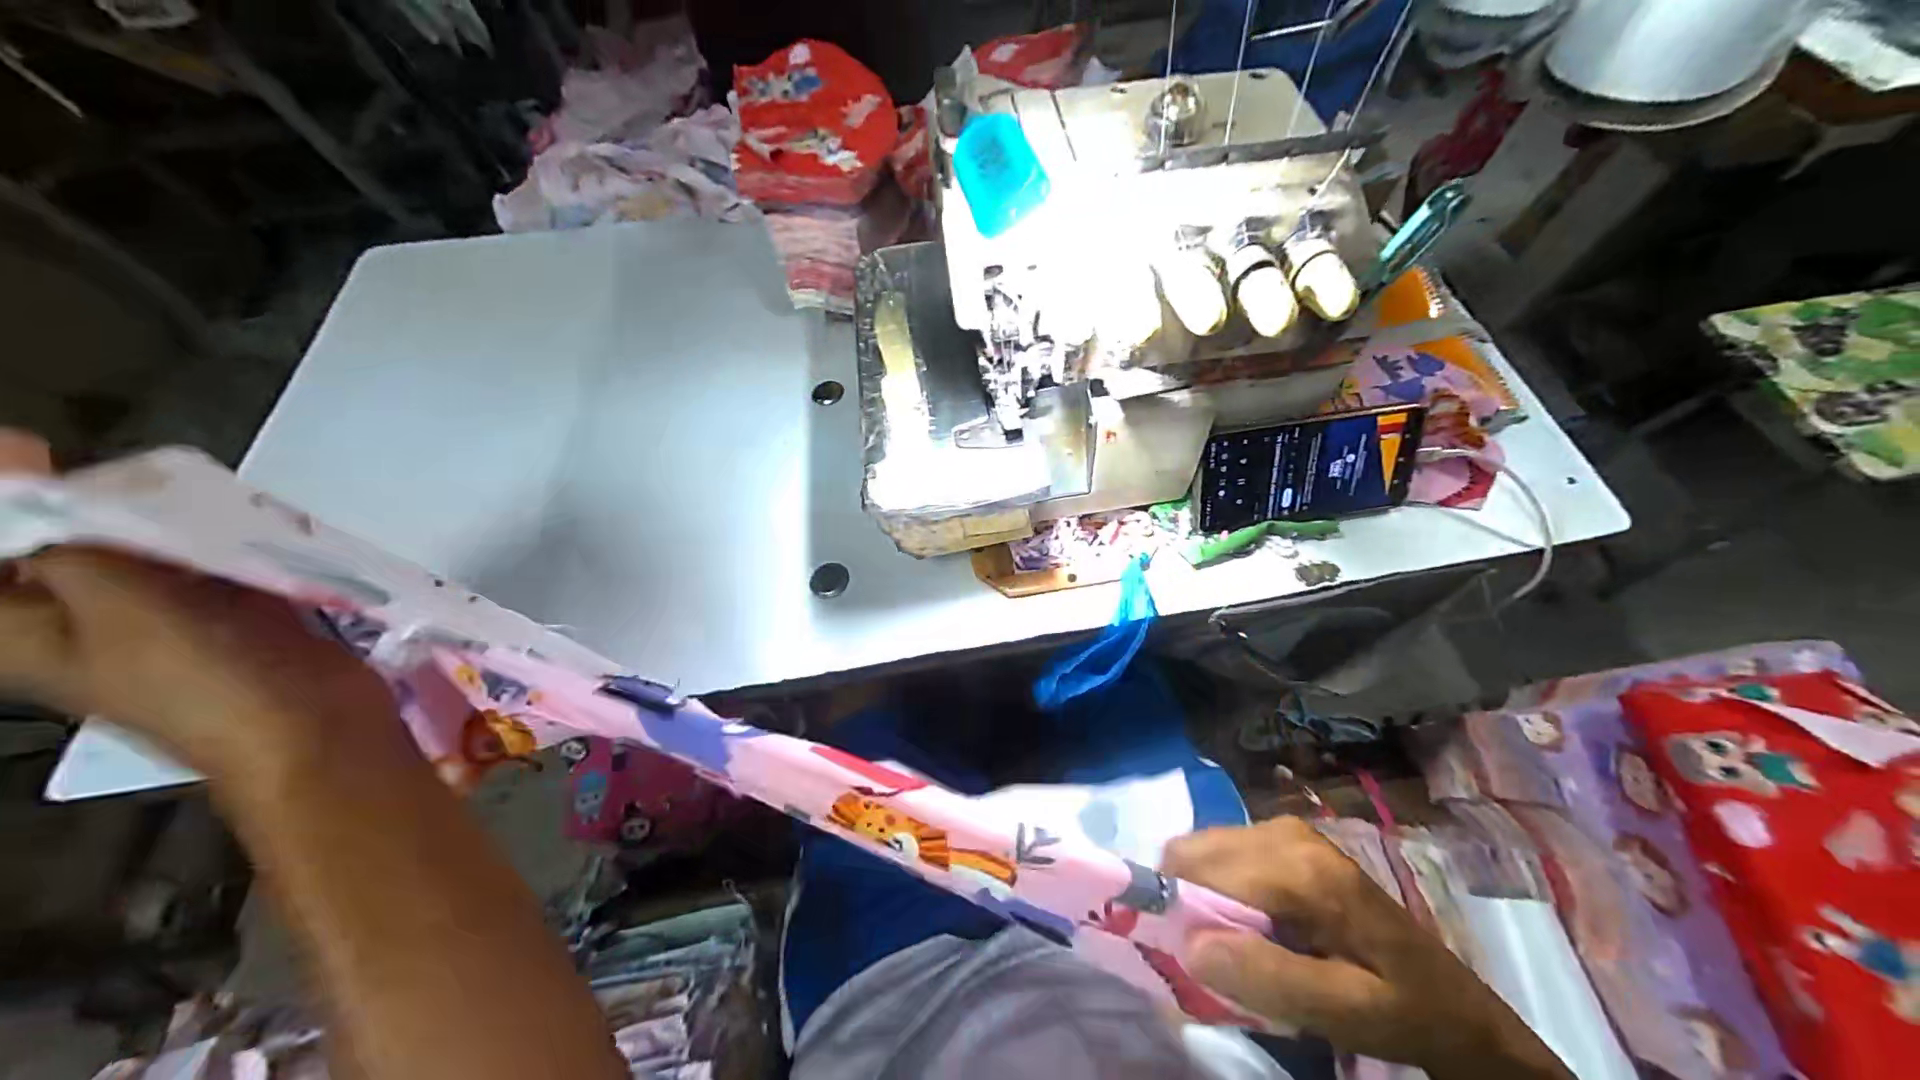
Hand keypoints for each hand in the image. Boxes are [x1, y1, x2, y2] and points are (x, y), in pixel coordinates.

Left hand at [0, 430, 402, 784]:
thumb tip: (49, 491)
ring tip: (191, 491)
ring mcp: (160, 614)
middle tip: (127, 472)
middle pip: (56, 541)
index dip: (5, 500)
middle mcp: (80, 615)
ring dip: (157, 515)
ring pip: (136, 545)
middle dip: (80, 500)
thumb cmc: (207, 681)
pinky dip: (215, 536)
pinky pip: (203, 559)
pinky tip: (239, 521)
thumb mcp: (124, 610)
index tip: (35, 451)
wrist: (309, 728)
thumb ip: (79, 546)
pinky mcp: (226, 611)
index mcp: (22, 627)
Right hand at [1164, 816, 1570, 1079]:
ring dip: (1201, 897)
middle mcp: (1284, 832)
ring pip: (1201, 851)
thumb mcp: (1346, 1011)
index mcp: (1300, 867)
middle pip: (1192, 852)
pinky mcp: (1284, 837)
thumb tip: (1191, 945)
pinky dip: (1216, 888)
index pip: (1197, 867)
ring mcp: (1284, 829)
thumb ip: (1271, 978)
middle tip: (1214, 955)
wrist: (1453, 1002)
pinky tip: (1250, 925)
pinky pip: (1221, 854)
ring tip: (1236, 944)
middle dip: (1187, 902)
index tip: (1188, 956)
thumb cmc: (1400, 1008)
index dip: (1179, 909)